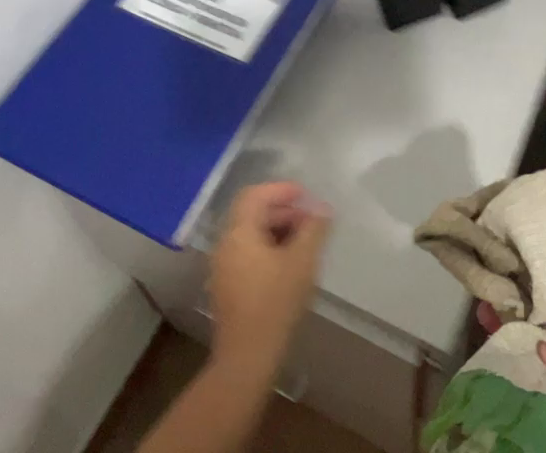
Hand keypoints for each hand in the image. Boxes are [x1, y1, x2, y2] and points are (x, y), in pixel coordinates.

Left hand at [206, 181, 331, 372]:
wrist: (247, 355)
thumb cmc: (275, 302)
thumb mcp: (301, 262)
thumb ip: (313, 230)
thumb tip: (322, 209)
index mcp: (238, 232)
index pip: (255, 195)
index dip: (281, 190)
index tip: (307, 196)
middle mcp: (224, 244)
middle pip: (252, 214)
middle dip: (283, 212)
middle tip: (312, 222)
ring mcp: (222, 267)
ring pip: (250, 236)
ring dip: (277, 231)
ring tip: (305, 243)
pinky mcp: (226, 286)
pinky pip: (247, 254)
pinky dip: (268, 249)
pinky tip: (289, 265)